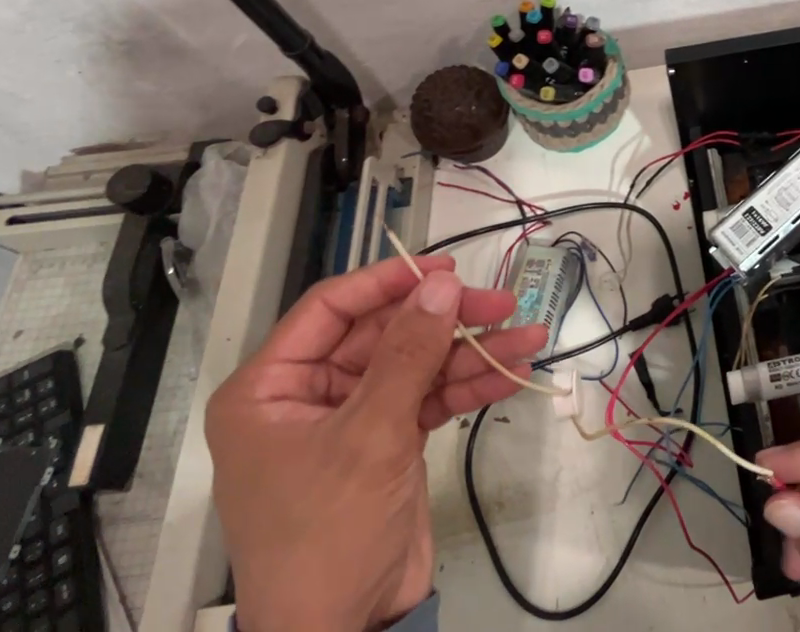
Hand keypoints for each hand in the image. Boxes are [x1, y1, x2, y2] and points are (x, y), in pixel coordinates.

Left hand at [207, 255, 547, 631]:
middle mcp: (308, 395)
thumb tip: (441, 284)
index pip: (330, 310)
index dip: (388, 282)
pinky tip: (513, 373)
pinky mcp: (390, 443)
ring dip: (472, 353)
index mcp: (270, 388)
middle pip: (385, 334)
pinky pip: (431, 398)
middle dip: (446, 321)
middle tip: (503, 304)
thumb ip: (407, 355)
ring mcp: (353, 419)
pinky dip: (470, 386)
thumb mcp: (368, 437)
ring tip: (529, 337)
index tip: (445, 267)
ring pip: (417, 364)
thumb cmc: (328, 532)